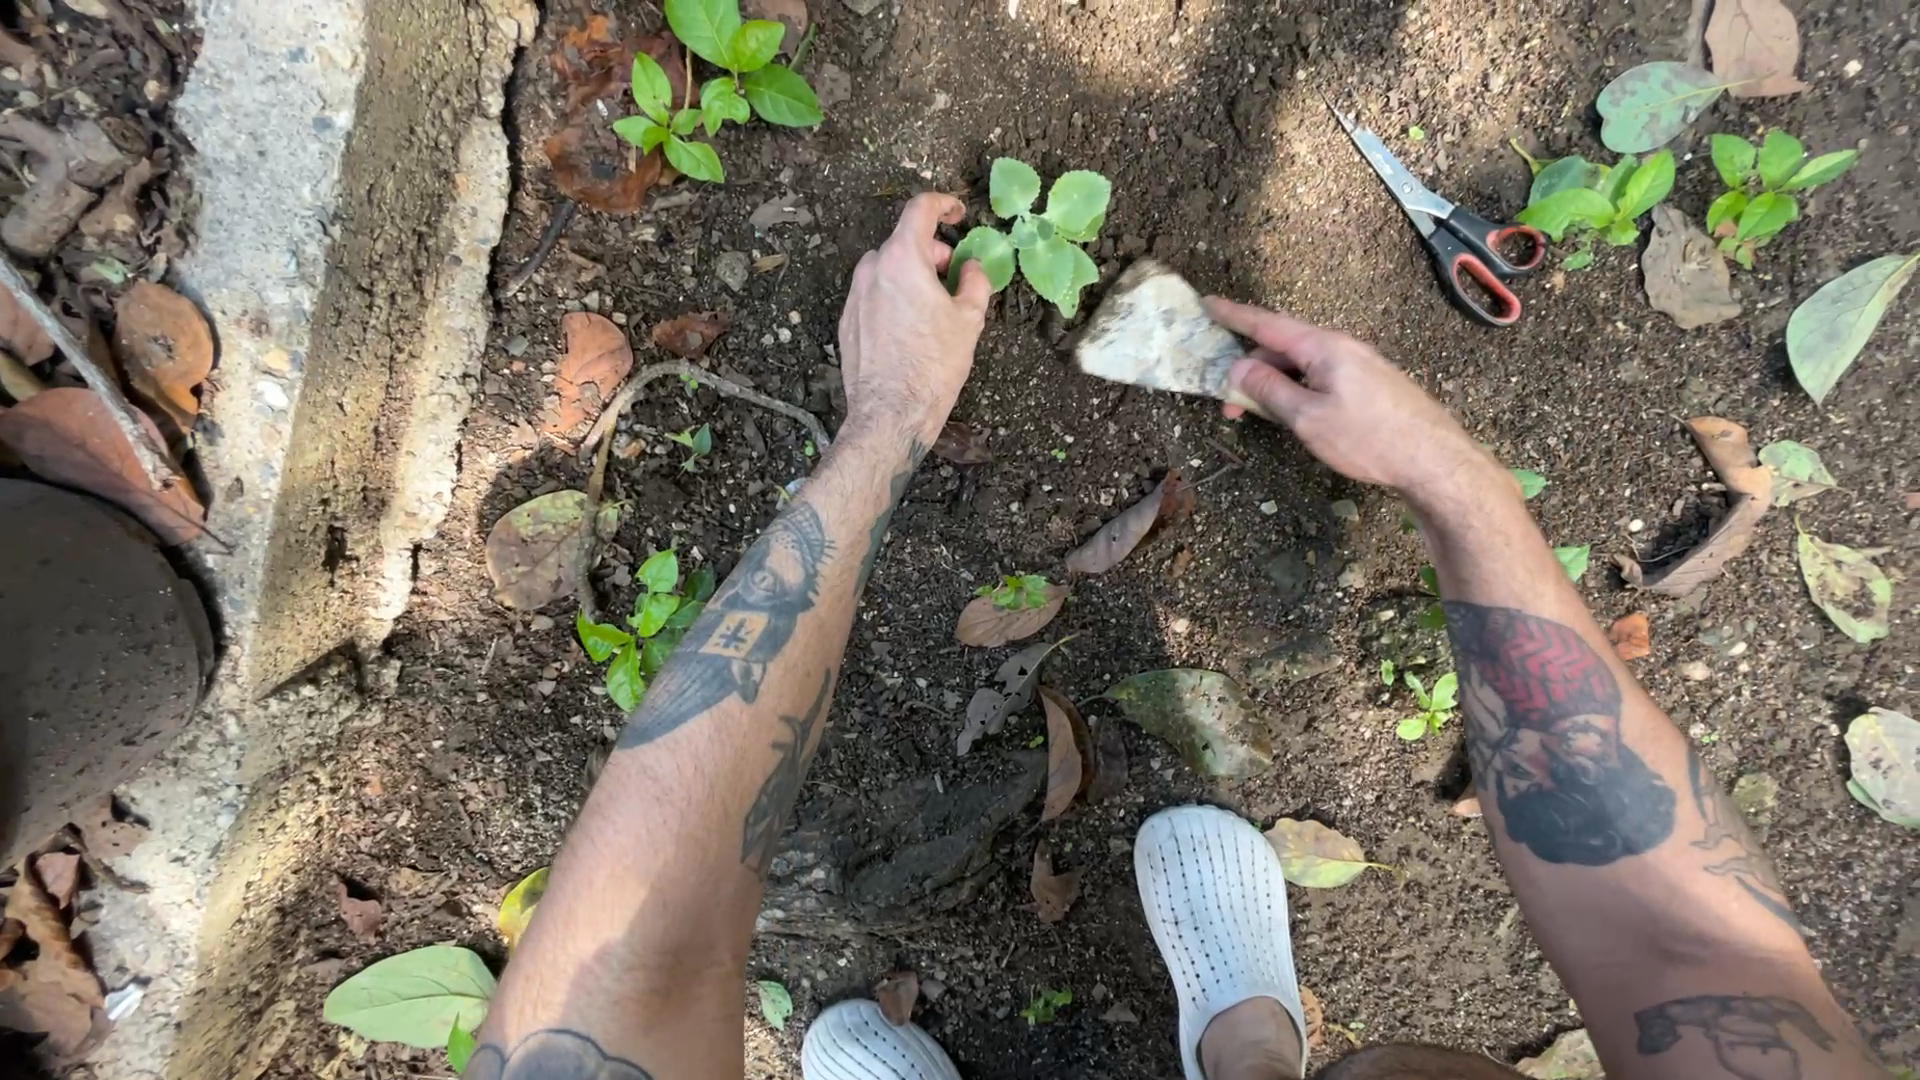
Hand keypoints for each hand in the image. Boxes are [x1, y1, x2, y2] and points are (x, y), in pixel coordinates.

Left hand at [837, 193, 991, 447]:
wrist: (891, 413)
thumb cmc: (933, 367)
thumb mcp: (969, 321)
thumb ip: (974, 282)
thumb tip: (971, 267)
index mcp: (903, 259)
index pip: (920, 210)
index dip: (944, 204)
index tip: (958, 213)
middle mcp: (871, 270)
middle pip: (904, 243)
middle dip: (932, 253)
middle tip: (953, 279)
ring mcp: (854, 297)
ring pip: (886, 271)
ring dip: (910, 277)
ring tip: (931, 310)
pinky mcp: (847, 322)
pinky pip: (873, 297)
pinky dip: (893, 299)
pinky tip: (909, 330)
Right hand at [1204, 297, 1501, 493]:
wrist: (1433, 459)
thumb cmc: (1368, 439)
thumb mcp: (1307, 417)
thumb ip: (1269, 390)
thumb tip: (1239, 369)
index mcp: (1324, 348)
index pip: (1268, 324)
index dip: (1234, 315)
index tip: (1207, 304)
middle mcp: (1340, 348)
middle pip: (1282, 347)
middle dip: (1248, 370)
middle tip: (1227, 404)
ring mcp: (1356, 365)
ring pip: (1299, 365)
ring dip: (1271, 384)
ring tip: (1255, 414)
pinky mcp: (1365, 384)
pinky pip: (1317, 376)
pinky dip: (1293, 388)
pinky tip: (1289, 412)